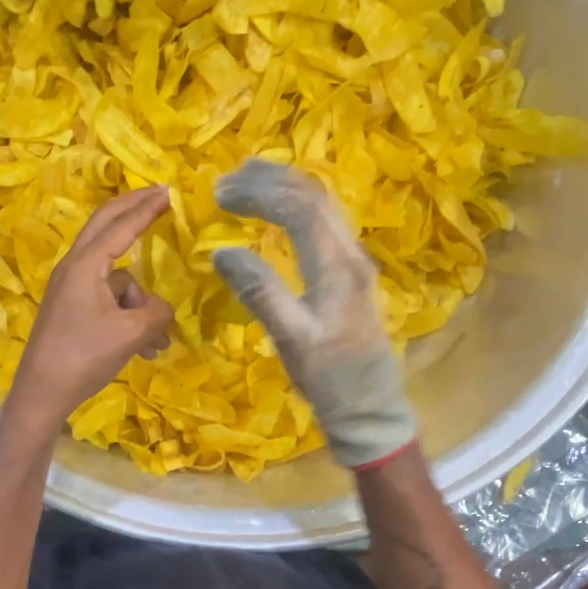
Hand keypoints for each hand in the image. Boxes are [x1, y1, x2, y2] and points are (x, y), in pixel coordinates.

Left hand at [11, 186, 173, 427]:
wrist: (42, 393)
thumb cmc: (84, 357)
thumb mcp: (131, 334)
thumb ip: (157, 314)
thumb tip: (163, 310)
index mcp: (85, 265)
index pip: (120, 225)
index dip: (146, 208)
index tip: (169, 192)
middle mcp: (74, 269)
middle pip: (106, 227)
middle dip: (134, 213)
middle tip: (160, 197)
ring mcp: (70, 289)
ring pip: (117, 281)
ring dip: (141, 304)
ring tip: (158, 341)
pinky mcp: (71, 310)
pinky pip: (108, 301)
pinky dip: (128, 318)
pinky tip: (145, 349)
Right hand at [211, 159, 416, 469]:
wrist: (369, 408)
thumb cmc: (328, 377)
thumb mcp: (291, 338)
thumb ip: (260, 291)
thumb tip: (221, 251)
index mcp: (338, 266)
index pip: (299, 208)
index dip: (258, 193)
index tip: (219, 194)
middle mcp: (351, 254)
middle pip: (314, 196)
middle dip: (269, 180)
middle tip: (226, 181)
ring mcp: (354, 262)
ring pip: (323, 206)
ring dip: (284, 188)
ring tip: (246, 184)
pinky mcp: (351, 274)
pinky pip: (324, 223)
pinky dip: (295, 207)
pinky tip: (275, 216)